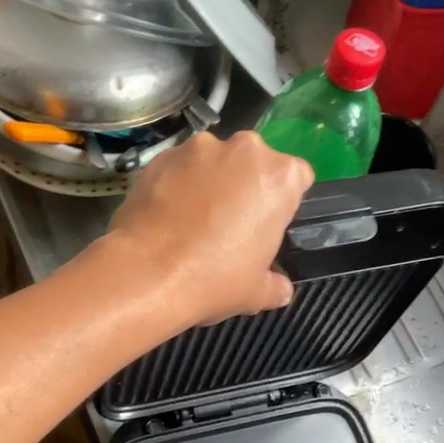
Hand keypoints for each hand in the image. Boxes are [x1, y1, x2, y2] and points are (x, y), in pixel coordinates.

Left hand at [104, 131, 312, 325]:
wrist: (147, 274)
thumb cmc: (213, 280)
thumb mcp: (256, 294)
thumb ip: (276, 286)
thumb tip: (281, 290)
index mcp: (280, 176)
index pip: (296, 179)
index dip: (282, 204)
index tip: (266, 227)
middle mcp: (243, 149)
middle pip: (252, 164)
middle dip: (244, 189)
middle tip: (228, 228)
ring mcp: (198, 148)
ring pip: (213, 164)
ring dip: (208, 185)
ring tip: (191, 225)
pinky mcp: (160, 157)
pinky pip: (178, 170)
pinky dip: (176, 187)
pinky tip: (166, 220)